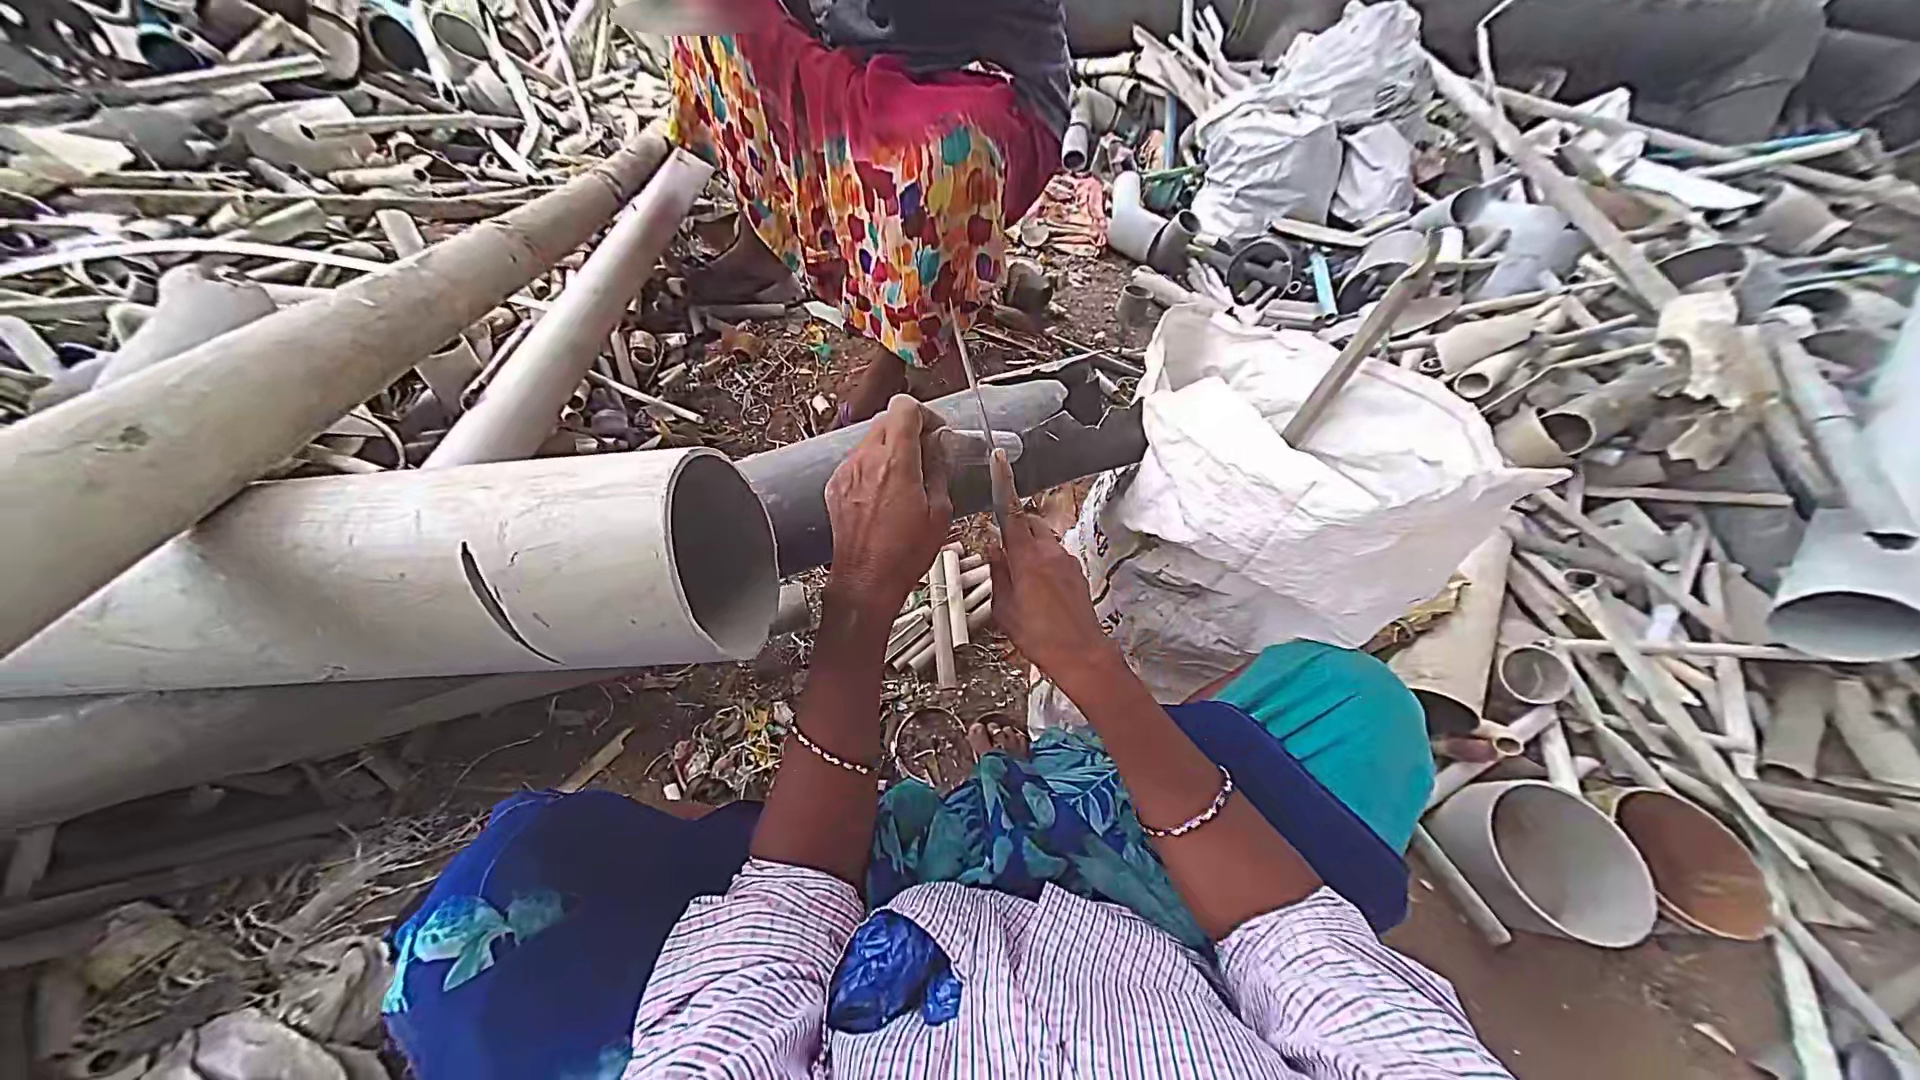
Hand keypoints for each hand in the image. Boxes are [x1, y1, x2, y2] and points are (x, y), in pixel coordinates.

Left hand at [824, 394, 952, 616]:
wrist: (866, 580)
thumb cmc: (902, 555)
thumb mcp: (940, 512)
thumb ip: (938, 471)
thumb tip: (938, 450)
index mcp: (895, 463)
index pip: (904, 408)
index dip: (925, 414)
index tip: (935, 430)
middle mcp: (866, 461)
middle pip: (887, 420)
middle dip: (909, 430)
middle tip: (926, 453)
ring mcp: (847, 472)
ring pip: (870, 440)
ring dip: (891, 449)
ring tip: (907, 477)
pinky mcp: (836, 486)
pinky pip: (857, 462)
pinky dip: (874, 467)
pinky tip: (886, 493)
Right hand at [986, 495, 1115, 683]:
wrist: (1080, 654)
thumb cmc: (1041, 637)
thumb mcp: (1004, 608)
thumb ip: (998, 572)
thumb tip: (993, 550)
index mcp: (1026, 559)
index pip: (1010, 512)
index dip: (1003, 484)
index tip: (999, 462)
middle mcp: (1049, 553)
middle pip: (1028, 521)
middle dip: (1013, 526)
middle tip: (1001, 547)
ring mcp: (1066, 561)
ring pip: (1042, 538)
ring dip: (1028, 545)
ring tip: (1019, 575)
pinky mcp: (1076, 571)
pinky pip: (1055, 554)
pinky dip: (1042, 560)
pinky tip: (1037, 586)